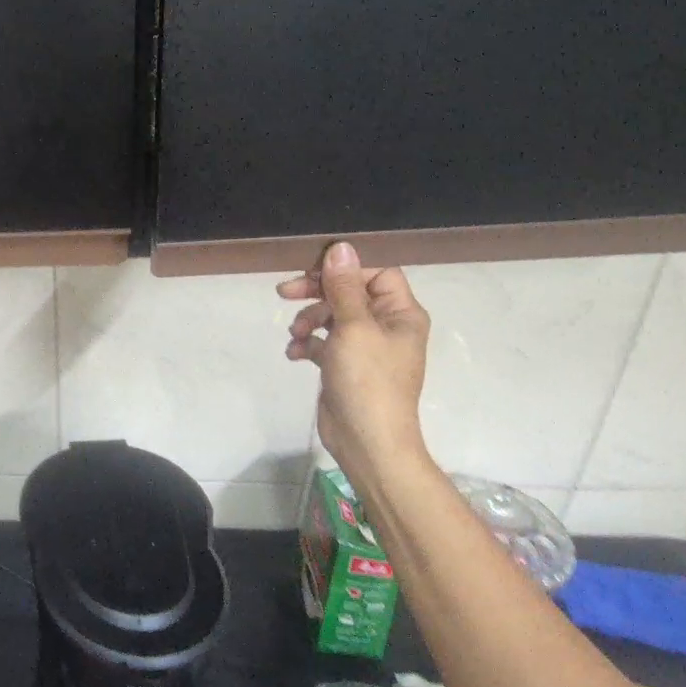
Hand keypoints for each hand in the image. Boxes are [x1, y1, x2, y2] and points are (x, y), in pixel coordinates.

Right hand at [278, 241, 431, 479]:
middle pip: (348, 293)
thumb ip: (343, 287)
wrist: (367, 439)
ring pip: (332, 317)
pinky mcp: (346, 366)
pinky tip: (295, 354)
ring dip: (308, 320)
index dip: (344, 271)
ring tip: (295, 336)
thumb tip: (340, 247)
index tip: (311, 276)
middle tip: (284, 294)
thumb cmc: (367, 380)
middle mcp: (387, 326)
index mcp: (401, 314)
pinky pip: (324, 342)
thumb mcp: (353, 327)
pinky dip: (308, 344)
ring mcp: (366, 348)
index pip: (376, 274)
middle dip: (316, 294)